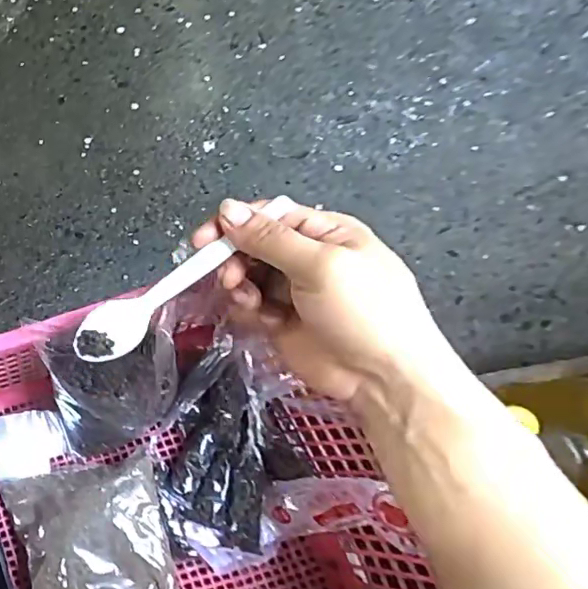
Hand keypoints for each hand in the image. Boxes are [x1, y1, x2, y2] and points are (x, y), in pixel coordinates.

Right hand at [189, 199, 464, 405]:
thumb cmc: (367, 314)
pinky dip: (248, 309)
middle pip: (251, 245)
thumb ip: (270, 238)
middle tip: (228, 277)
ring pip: (246, 276)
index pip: (269, 216)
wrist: (382, 378)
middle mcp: (306, 257)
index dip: (235, 224)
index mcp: (325, 232)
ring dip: (239, 286)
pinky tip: (262, 318)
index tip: (205, 239)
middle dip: (233, 258)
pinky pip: (250, 305)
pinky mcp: (281, 320)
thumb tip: (229, 210)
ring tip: (249, 301)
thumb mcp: (320, 265)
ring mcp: (293, 290)